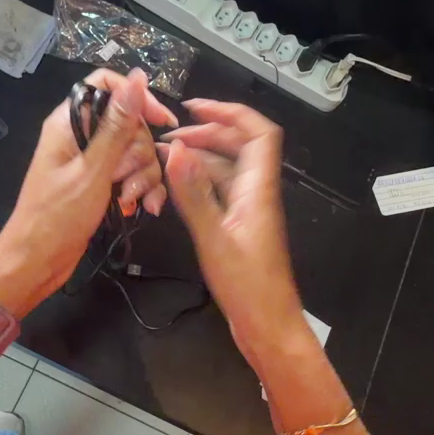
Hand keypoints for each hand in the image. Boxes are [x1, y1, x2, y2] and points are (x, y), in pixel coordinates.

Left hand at [0, 68, 174, 316]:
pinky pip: (133, 175)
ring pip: (136, 152)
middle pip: (130, 123)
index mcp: (69, 122)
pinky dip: (142, 189)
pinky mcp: (102, 184)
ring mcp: (93, 161)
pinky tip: (144, 208)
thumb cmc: (57, 217)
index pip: (107, 85)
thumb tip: (137, 78)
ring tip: (132, 200)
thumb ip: (117, 125)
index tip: (162, 121)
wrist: (38, 262)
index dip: (137, 97)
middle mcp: (82, 136)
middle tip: (126, 179)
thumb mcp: (92, 170)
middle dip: (139, 153)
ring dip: (143, 176)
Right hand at [160, 100, 314, 360]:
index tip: (194, 107)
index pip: (258, 132)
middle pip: (240, 146)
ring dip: (201, 157)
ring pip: (228, 169)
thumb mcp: (214, 237)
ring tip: (166, 157)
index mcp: (259, 188)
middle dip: (207, 133)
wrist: (267, 326)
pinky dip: (200, 181)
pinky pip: (220, 191)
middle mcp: (257, 193)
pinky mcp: (239, 227)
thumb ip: (193, 193)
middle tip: (169, 138)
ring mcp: (248, 210)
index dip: (230, 112)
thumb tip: (176, 150)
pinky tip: (176, 185)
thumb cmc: (248, 286)